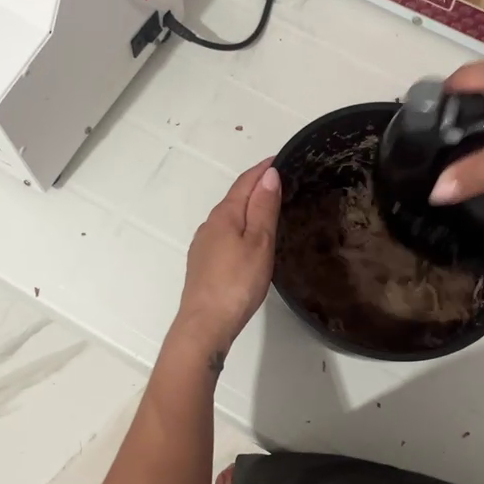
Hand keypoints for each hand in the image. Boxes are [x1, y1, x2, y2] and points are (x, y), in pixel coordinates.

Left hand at [175, 159, 280, 353]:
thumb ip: (263, 208)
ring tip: (269, 206)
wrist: (205, 324)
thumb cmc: (237, 282)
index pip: (245, 182)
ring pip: (228, 217)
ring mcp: (203, 245)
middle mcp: (210, 224)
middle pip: (235, 197)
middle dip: (256, 185)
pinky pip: (224, 233)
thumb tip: (268, 175)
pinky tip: (248, 238)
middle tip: (280, 180)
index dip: (263, 169)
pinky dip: (239, 226)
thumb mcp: (258, 242)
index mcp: (225, 215)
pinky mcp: (203, 263)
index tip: (280, 159)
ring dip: (247, 207)